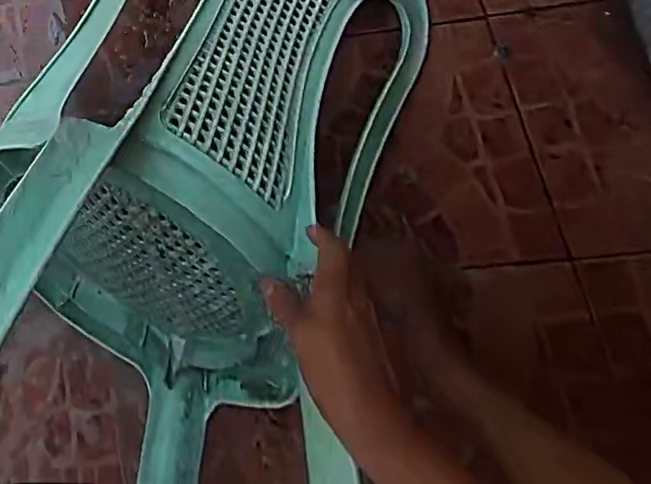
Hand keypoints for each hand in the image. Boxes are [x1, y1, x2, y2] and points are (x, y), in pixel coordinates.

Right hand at [263, 226, 413, 456]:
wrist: (376, 420)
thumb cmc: (333, 372)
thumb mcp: (298, 336)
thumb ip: (284, 305)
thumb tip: (269, 282)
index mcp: (339, 293)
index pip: (336, 251)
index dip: (323, 236)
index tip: (310, 230)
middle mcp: (361, 302)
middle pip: (350, 267)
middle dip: (331, 256)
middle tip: (307, 253)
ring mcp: (374, 323)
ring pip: (356, 288)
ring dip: (337, 279)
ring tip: (312, 283)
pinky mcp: (381, 343)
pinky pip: (360, 310)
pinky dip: (344, 303)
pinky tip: (329, 319)